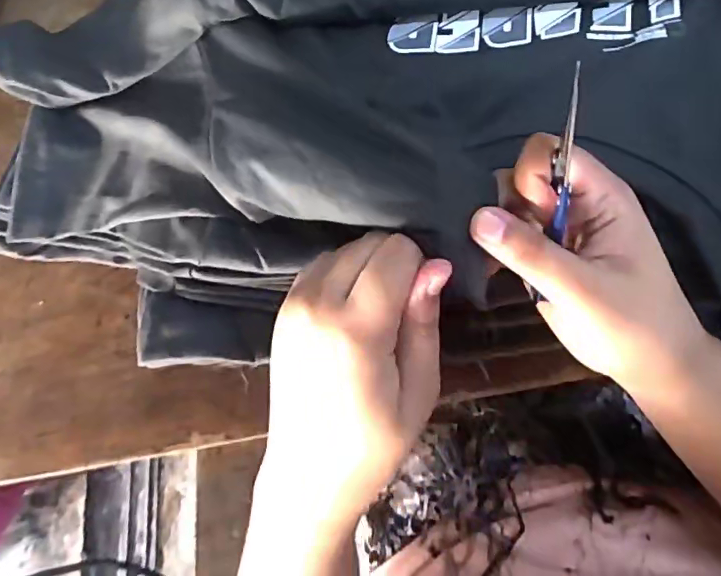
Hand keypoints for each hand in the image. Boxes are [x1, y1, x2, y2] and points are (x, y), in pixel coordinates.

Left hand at [254, 232, 450, 534]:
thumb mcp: (418, 390)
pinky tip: (350, 308)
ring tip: (375, 312)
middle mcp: (318, 304)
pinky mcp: (282, 307)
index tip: (420, 302)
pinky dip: (343, 271)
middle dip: (395, 263)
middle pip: (371, 242)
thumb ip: (424, 321)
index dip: (419, 267)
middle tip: (401, 312)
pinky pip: (322, 262)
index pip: (396, 251)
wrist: (305, 478)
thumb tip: (438, 264)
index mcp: (355, 328)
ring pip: (347, 247)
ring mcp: (294, 303)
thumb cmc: (373, 443)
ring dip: (368, 265)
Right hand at [472, 134, 709, 392]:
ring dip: (501, 228)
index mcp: (601, 195)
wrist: (654, 369)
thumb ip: (532, 253)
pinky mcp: (549, 251)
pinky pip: (513, 232)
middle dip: (512, 205)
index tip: (535, 216)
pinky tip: (492, 270)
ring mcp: (563, 227)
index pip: (553, 151)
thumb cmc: (633, 326)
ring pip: (514, 203)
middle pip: (527, 174)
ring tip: (501, 263)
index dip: (533, 174)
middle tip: (520, 248)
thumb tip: (478, 216)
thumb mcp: (583, 291)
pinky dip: (498, 246)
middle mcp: (579, 202)